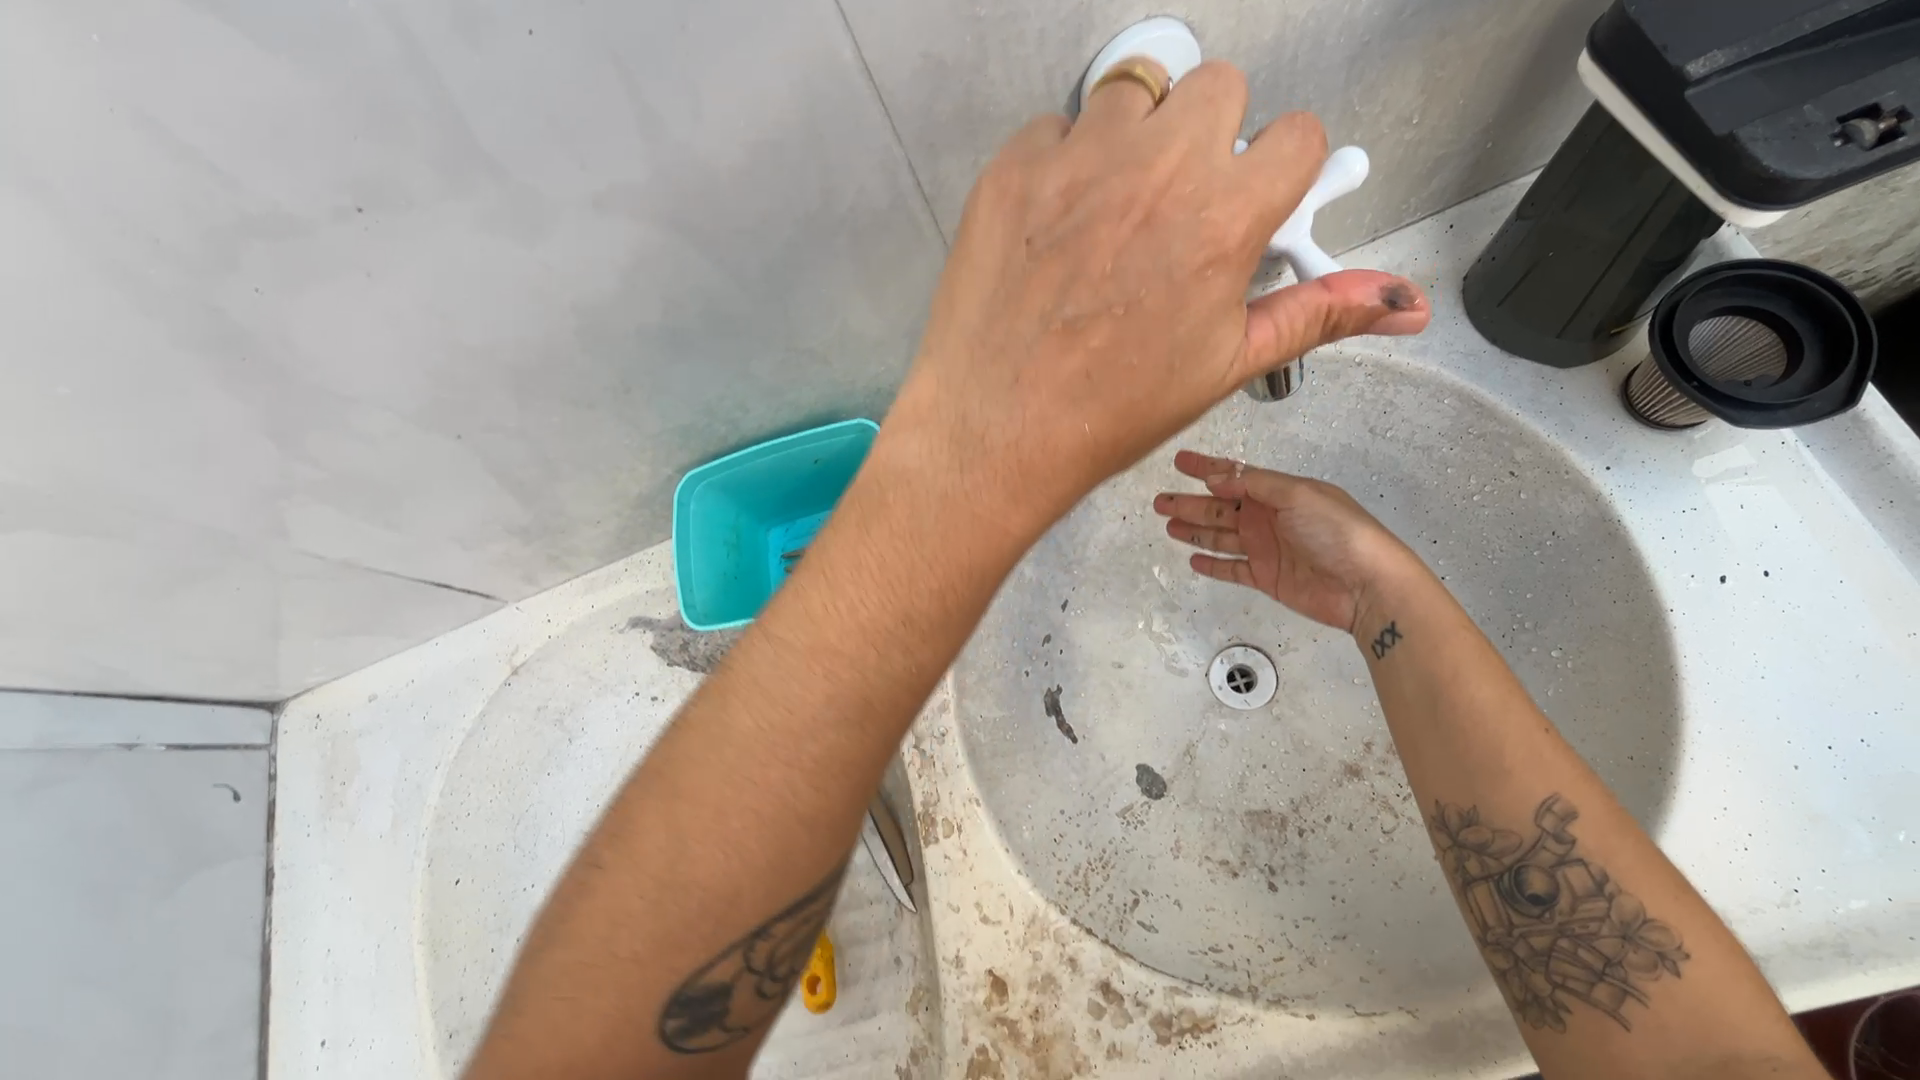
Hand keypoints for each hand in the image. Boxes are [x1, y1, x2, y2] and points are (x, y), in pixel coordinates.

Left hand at [874, 59, 1430, 543]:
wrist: (997, 429)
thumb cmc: (1111, 411)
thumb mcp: (1224, 366)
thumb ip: (1313, 313)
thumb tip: (1401, 302)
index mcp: (1223, 219)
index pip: (1296, 135)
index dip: (1279, 171)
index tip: (1252, 201)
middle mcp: (1157, 171)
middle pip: (1218, 90)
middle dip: (1209, 137)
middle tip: (1178, 203)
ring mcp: (1079, 162)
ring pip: (1136, 93)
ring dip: (1137, 136)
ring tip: (1113, 207)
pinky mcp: (1015, 169)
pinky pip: (1056, 129)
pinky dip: (1063, 162)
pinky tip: (1053, 225)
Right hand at [1153, 450, 1424, 632]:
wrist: (1366, 584)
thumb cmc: (1336, 531)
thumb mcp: (1297, 495)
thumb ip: (1254, 484)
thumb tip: (1216, 478)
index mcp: (1279, 493)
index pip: (1235, 476)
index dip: (1206, 468)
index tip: (1179, 462)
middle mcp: (1269, 517)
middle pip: (1220, 508)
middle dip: (1190, 502)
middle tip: (1160, 501)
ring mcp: (1266, 548)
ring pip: (1221, 536)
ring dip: (1195, 529)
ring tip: (1168, 525)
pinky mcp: (1266, 577)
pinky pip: (1231, 568)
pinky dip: (1213, 563)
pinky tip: (1193, 558)